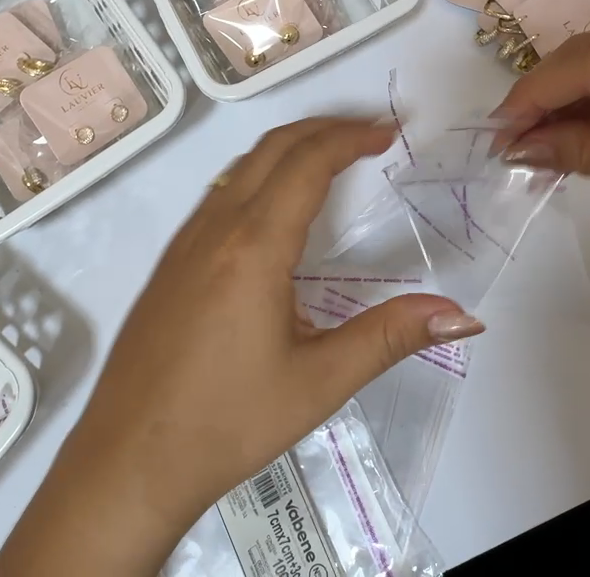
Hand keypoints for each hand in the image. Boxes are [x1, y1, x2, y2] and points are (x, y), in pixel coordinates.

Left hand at [0, 118, 479, 575]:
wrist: (126, 462)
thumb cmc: (227, 422)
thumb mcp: (319, 382)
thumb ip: (391, 337)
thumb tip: (462, 315)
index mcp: (255, 246)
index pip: (308, 162)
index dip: (351, 137)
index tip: (390, 133)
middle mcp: (215, 227)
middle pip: (273, 147)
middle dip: (324, 128)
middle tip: (370, 134)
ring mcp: (185, 241)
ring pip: (240, 165)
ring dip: (290, 146)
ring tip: (332, 158)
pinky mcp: (169, 262)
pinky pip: (219, 191)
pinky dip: (260, 172)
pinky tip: (277, 208)